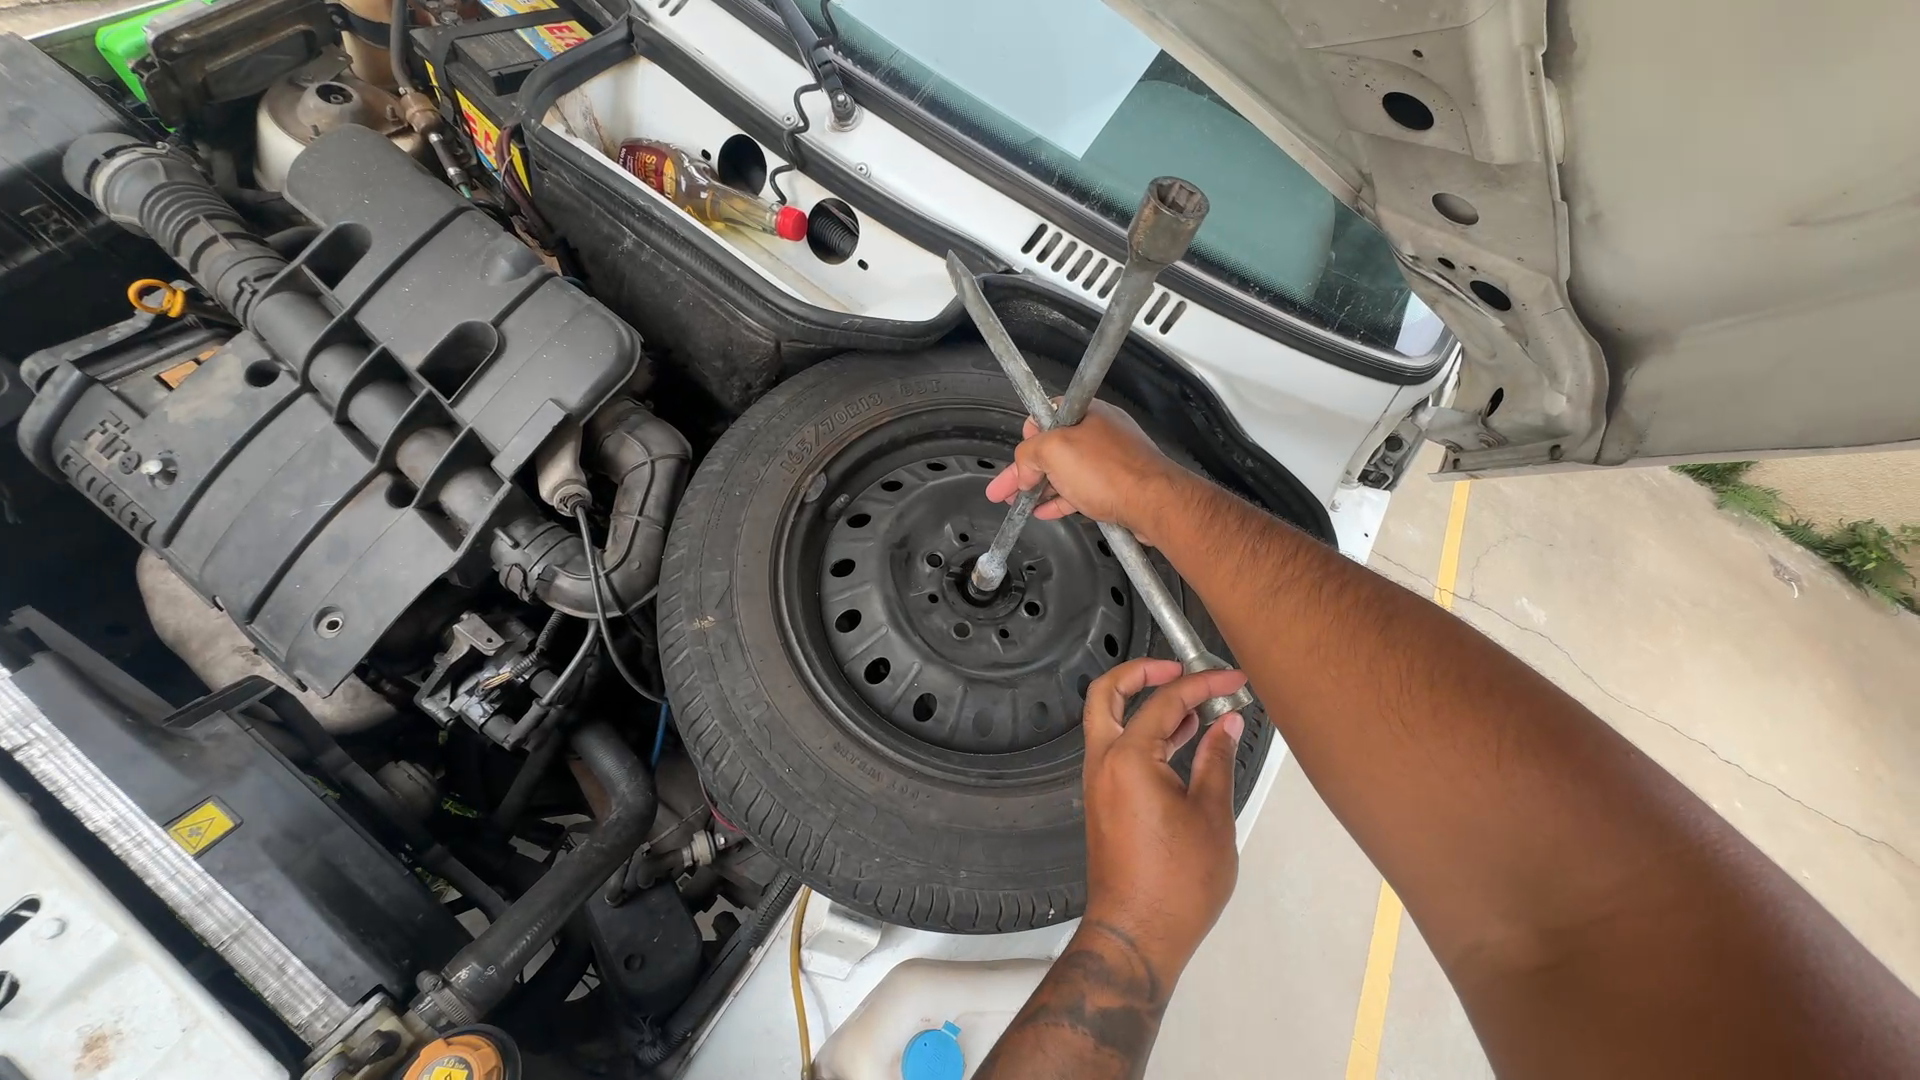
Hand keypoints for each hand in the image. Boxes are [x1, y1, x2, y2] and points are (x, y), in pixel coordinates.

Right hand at [984, 400, 1189, 545]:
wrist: (1153, 503)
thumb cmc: (1113, 472)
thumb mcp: (1054, 451)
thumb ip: (1029, 454)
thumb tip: (1022, 469)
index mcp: (1086, 414)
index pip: (1046, 417)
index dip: (1027, 437)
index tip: (1016, 457)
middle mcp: (1100, 433)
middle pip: (1052, 449)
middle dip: (1026, 470)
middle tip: (1005, 487)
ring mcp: (1110, 461)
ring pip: (1066, 473)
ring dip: (1041, 488)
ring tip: (1020, 504)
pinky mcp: (1116, 486)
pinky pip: (1082, 491)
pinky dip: (1061, 500)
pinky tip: (1047, 511)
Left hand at [1081, 657, 1246, 977]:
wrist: (1137, 933)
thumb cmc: (1175, 884)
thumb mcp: (1211, 815)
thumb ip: (1217, 759)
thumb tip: (1226, 724)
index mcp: (1127, 758)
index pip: (1164, 701)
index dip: (1202, 683)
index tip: (1231, 678)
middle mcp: (1103, 762)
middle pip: (1107, 693)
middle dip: (1141, 672)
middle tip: (1179, 668)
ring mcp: (1099, 781)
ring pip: (1110, 720)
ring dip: (1145, 704)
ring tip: (1194, 707)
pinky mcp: (1104, 799)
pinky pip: (1119, 749)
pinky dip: (1144, 734)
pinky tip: (1182, 740)